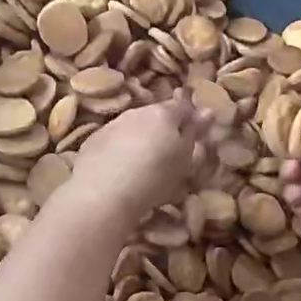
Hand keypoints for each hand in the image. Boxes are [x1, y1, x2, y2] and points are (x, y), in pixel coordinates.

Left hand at [69, 97, 221, 221]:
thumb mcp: (184, 161)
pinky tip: (120, 172)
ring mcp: (112, 125)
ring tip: (143, 166)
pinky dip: (120, 151)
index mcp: (163, 114)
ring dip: (140, 140)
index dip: (190, 118)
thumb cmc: (154, 178)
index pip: (183, 107)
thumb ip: (194, 136)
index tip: (195, 134)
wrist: (103, 194)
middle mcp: (136, 112)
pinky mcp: (92, 142)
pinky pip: (114, 142)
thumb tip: (207, 112)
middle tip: (169, 153)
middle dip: (163, 129)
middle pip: (156, 116)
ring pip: (133, 127)